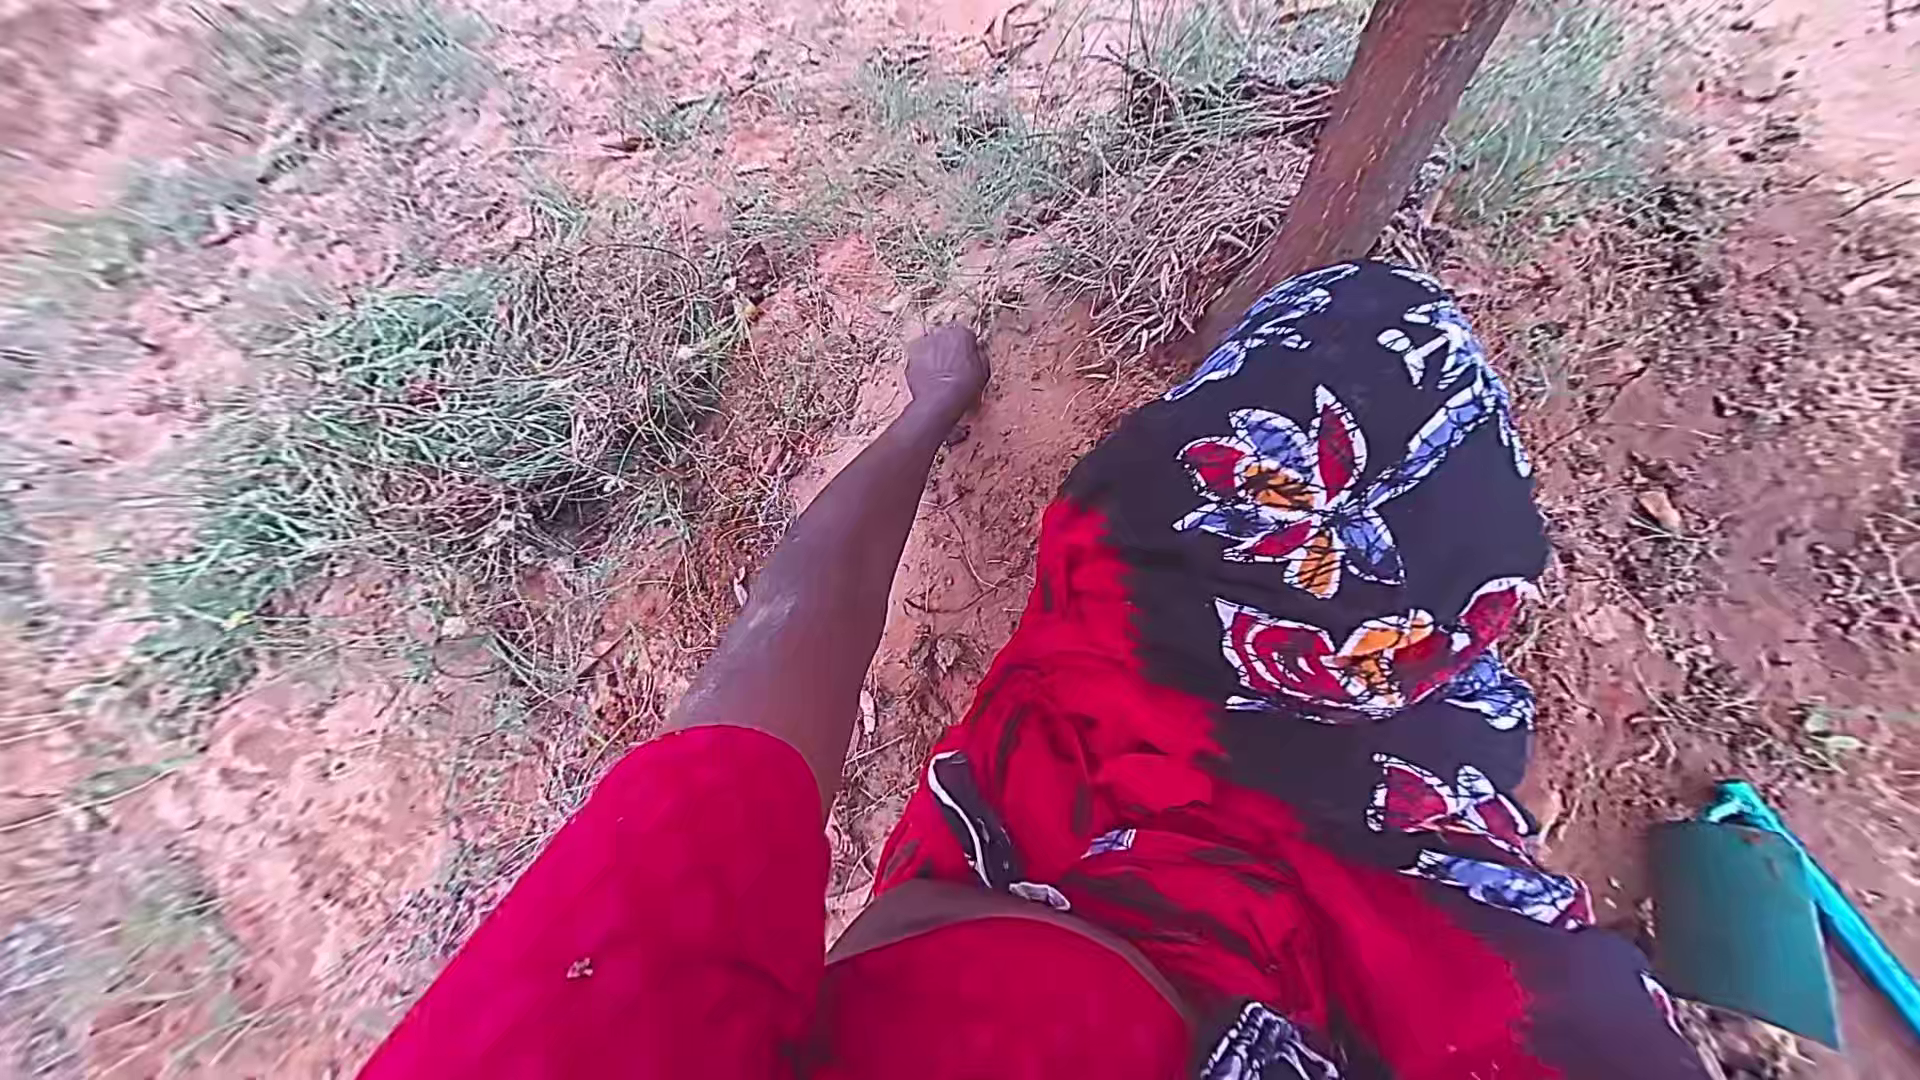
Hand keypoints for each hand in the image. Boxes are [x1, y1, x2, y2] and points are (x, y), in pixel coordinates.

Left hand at [904, 324, 988, 423]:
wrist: (940, 400)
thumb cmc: (963, 388)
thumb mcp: (983, 371)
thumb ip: (979, 356)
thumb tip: (976, 354)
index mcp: (961, 333)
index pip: (965, 336)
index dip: (966, 350)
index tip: (967, 361)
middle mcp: (940, 333)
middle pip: (945, 339)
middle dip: (948, 351)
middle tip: (953, 370)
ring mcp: (923, 344)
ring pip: (930, 348)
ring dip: (934, 358)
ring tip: (940, 377)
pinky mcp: (910, 357)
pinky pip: (918, 360)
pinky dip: (921, 367)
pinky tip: (929, 381)